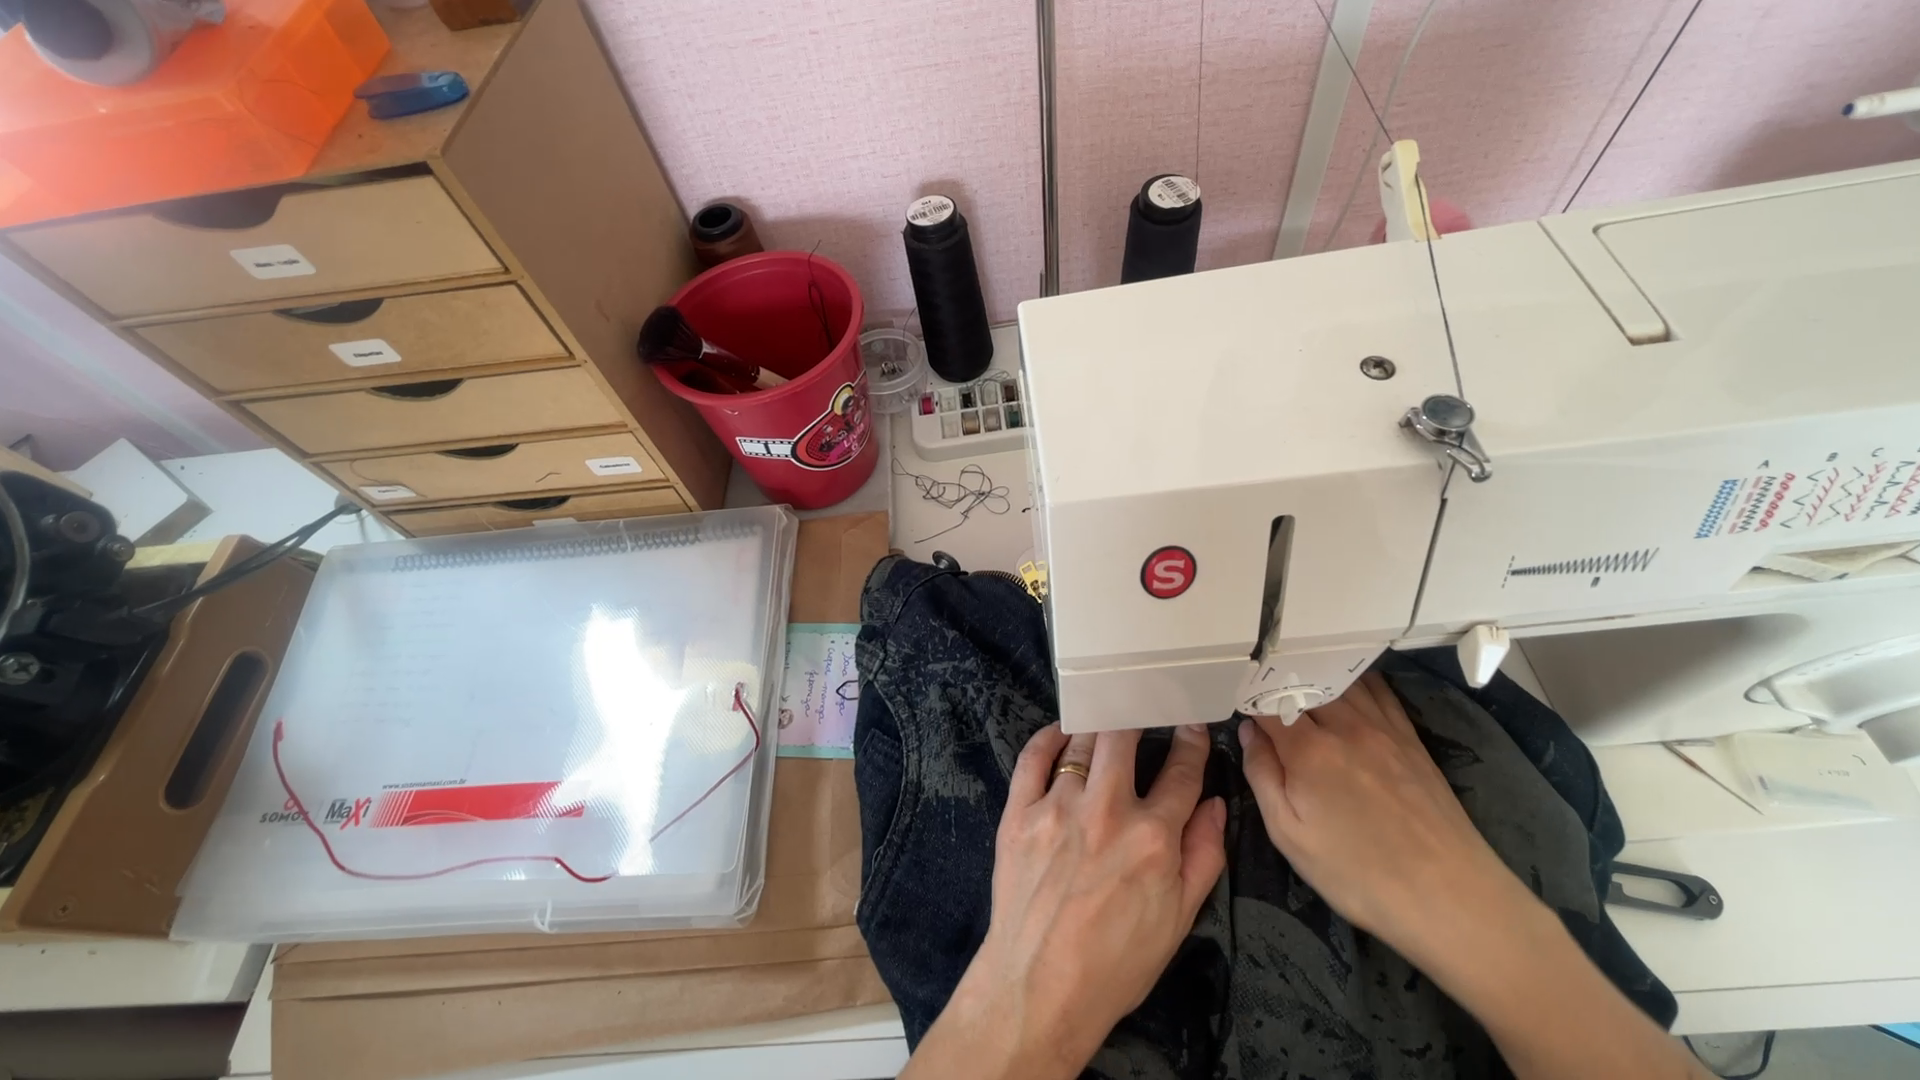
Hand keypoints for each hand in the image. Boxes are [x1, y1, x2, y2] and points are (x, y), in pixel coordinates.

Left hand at [905, 723, 1226, 1079]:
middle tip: (1145, 708)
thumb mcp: (1179, 918)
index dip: (1192, 743)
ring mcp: (1058, 807)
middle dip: (1141, 716)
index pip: (1182, 772)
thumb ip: (1204, 855)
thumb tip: (1216, 803)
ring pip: (1083, 742)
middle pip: (1126, 738)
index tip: (1193, 725)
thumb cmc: (1116, 962)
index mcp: (1154, 838)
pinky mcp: (1019, 813)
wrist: (1040, 987)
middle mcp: (1107, 811)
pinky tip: (1061, 732)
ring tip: (1107, 719)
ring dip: (1099, 726)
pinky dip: (1049, 737)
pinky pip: (1033, 757)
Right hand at [1237, 672, 1533, 967]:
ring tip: (1294, 679)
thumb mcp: (1289, 834)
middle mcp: (1346, 726)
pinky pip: (1378, 691)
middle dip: (1276, 682)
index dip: (1246, 698)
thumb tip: (1249, 731)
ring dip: (1313, 676)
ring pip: (1340, 681)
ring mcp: (1383, 728)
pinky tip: (1343, 684)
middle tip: (1259, 690)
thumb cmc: (1358, 873)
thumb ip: (1263, 775)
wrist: (1449, 896)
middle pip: (1304, 683)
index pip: (1267, 704)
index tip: (1233, 700)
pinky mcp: (1410, 738)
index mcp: (1309, 750)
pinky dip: (1353, 680)